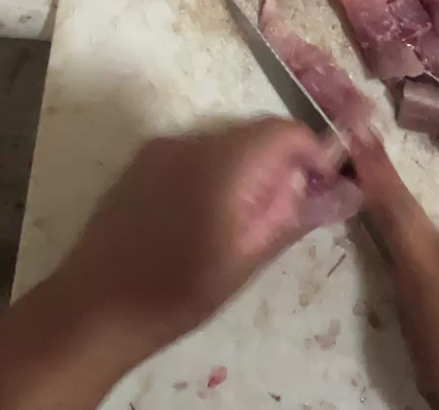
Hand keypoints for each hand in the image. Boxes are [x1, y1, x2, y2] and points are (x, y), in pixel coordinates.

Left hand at [51, 117, 361, 353]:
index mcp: (224, 161)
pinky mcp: (143, 159)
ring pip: (226, 140)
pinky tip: (207, 212)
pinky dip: (217, 168)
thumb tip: (345, 189)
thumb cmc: (179, 290)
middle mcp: (194, 140)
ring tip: (246, 216)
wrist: (93, 308)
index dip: (313, 151)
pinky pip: (196, 150)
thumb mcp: (247, 259)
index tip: (324, 185)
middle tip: (290, 206)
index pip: (285, 131)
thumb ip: (295, 213)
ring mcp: (164, 146)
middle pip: (256, 132)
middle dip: (281, 160)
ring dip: (249, 165)